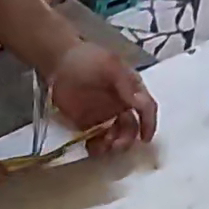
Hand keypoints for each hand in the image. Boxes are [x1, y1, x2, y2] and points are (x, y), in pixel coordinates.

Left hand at [46, 41, 157, 156]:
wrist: (60, 64)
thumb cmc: (88, 60)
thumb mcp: (110, 67)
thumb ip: (126, 85)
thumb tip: (141, 103)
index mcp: (132, 90)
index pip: (145, 109)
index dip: (148, 124)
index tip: (145, 139)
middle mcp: (121, 106)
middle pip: (130, 129)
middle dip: (125, 140)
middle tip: (114, 145)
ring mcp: (105, 117)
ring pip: (115, 138)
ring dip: (111, 146)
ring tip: (99, 146)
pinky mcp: (89, 126)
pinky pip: (97, 141)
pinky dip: (97, 148)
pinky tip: (90, 147)